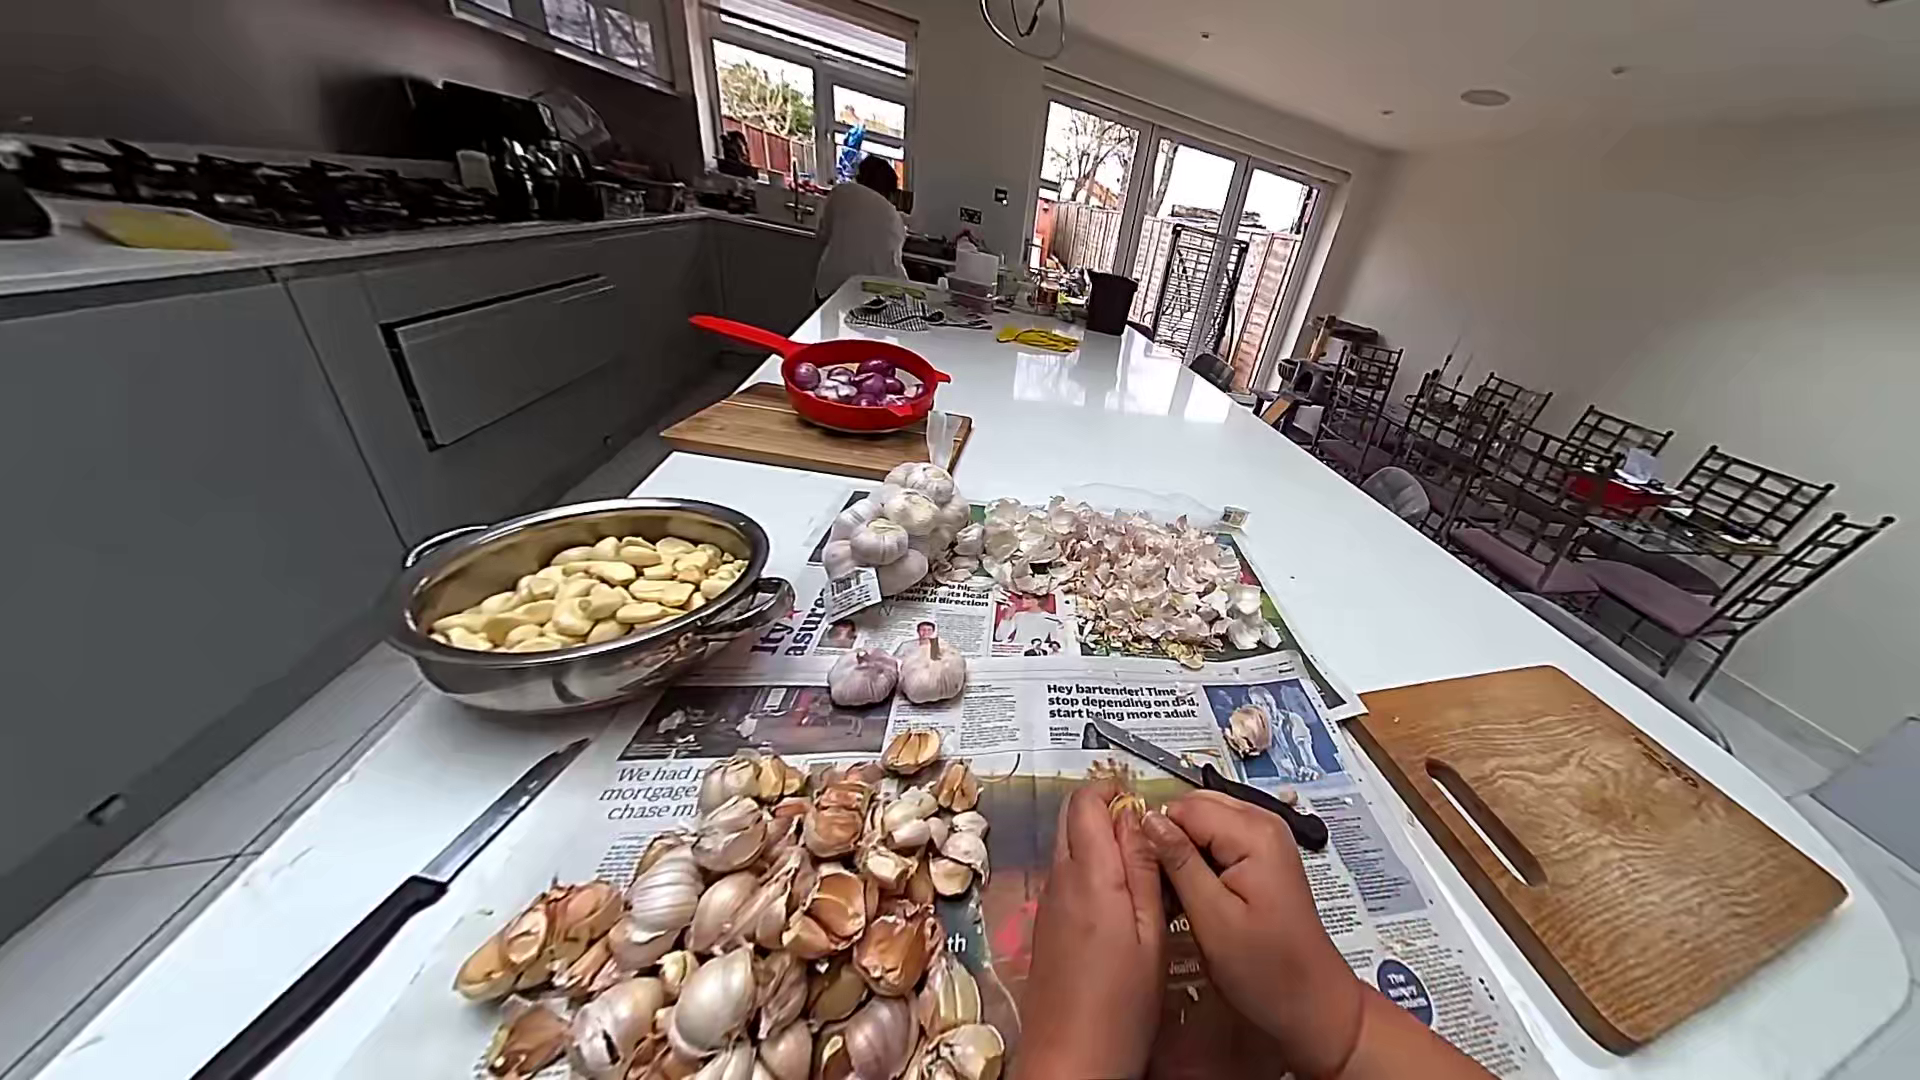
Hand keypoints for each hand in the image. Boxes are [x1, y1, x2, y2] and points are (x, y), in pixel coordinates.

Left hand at [1012, 780, 1165, 1079]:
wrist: (1071, 1057)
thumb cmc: (1121, 1001)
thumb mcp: (1149, 932)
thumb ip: (1141, 867)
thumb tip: (1136, 815)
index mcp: (1087, 871)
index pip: (1085, 800)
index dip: (1111, 790)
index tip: (1139, 805)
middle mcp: (1059, 874)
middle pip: (1071, 814)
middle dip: (1102, 808)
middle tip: (1141, 832)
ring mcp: (1048, 894)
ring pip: (1067, 841)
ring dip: (1095, 836)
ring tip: (1135, 864)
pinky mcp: (1046, 916)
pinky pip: (1064, 869)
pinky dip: (1086, 863)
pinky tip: (1114, 896)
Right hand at [1143, 791, 1365, 1079]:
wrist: (1316, 1009)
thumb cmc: (1268, 973)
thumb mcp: (1213, 920)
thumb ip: (1179, 862)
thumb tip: (1148, 819)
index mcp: (1254, 833)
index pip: (1184, 807)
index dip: (1160, 836)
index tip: (1152, 873)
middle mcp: (1262, 821)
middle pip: (1192, 805)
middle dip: (1171, 838)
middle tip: (1166, 884)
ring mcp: (1264, 833)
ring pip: (1200, 817)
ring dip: (1182, 847)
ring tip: (1180, 888)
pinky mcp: (1261, 848)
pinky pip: (1215, 832)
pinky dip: (1197, 854)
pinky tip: (1195, 887)